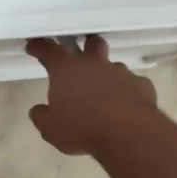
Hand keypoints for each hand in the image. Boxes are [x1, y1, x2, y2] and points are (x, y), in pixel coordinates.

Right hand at [25, 36, 160, 156]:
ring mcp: (121, 72)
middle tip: (81, 53)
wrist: (128, 133)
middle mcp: (94, 65)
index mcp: (66, 71)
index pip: (49, 51)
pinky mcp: (142, 85)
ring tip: (104, 89)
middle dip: (85, 45)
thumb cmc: (82, 128)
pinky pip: (133, 84)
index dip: (40, 47)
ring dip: (107, 73)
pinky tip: (126, 104)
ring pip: (113, 65)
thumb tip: (38, 110)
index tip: (34, 45)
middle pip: (91, 43)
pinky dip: (128, 91)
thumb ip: (42, 116)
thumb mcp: (51, 129)